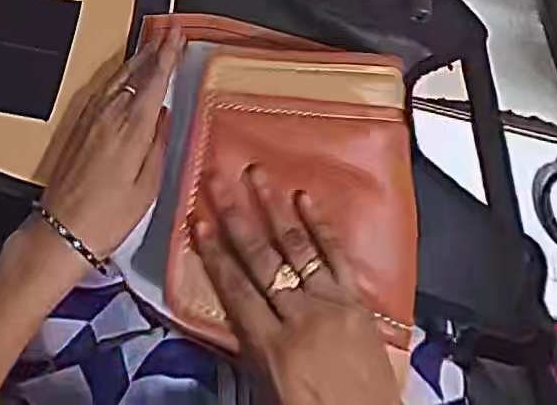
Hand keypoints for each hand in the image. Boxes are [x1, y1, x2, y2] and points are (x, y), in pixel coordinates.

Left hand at [39, 20, 182, 260]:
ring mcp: (92, 117)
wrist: (60, 232)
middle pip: (138, 71)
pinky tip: (127, 72)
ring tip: (154, 43)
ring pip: (120, 76)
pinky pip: (106, 87)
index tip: (178, 36)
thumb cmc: (108, 217)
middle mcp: (111, 115)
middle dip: (156, 48)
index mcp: (132, 128)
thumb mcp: (147, 187)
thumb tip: (164, 116)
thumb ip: (158, 145)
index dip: (169, 55)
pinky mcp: (80, 124)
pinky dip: (122, 73)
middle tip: (171, 31)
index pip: (155, 80)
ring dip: (139, 57)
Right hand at [194, 167, 397, 404]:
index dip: (215, 254)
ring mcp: (332, 304)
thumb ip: (252, 348)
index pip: (237, 290)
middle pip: (261, 258)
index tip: (199, 221)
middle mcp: (301, 318)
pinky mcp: (357, 300)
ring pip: (296, 246)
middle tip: (219, 179)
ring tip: (257, 173)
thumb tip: (235, 306)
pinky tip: (305, 198)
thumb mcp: (271, 394)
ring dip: (273, 206)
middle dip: (236, 215)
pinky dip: (320, 225)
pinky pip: (336, 255)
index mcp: (275, 350)